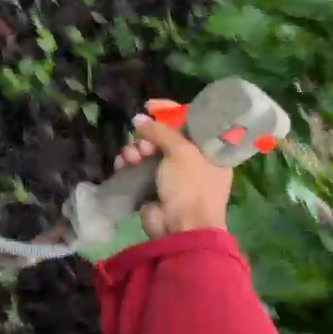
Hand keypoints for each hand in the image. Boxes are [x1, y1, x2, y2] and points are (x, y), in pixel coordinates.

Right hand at [115, 114, 232, 238]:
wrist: (181, 228)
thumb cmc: (191, 187)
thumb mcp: (182, 152)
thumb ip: (161, 131)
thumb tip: (138, 119)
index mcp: (209, 153)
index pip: (191, 123)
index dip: (171, 111)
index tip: (149, 105)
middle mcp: (192, 162)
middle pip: (163, 136)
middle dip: (148, 135)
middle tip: (143, 142)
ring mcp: (171, 175)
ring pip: (147, 151)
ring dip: (135, 149)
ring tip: (132, 157)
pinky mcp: (152, 187)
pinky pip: (136, 167)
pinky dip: (128, 163)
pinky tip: (123, 164)